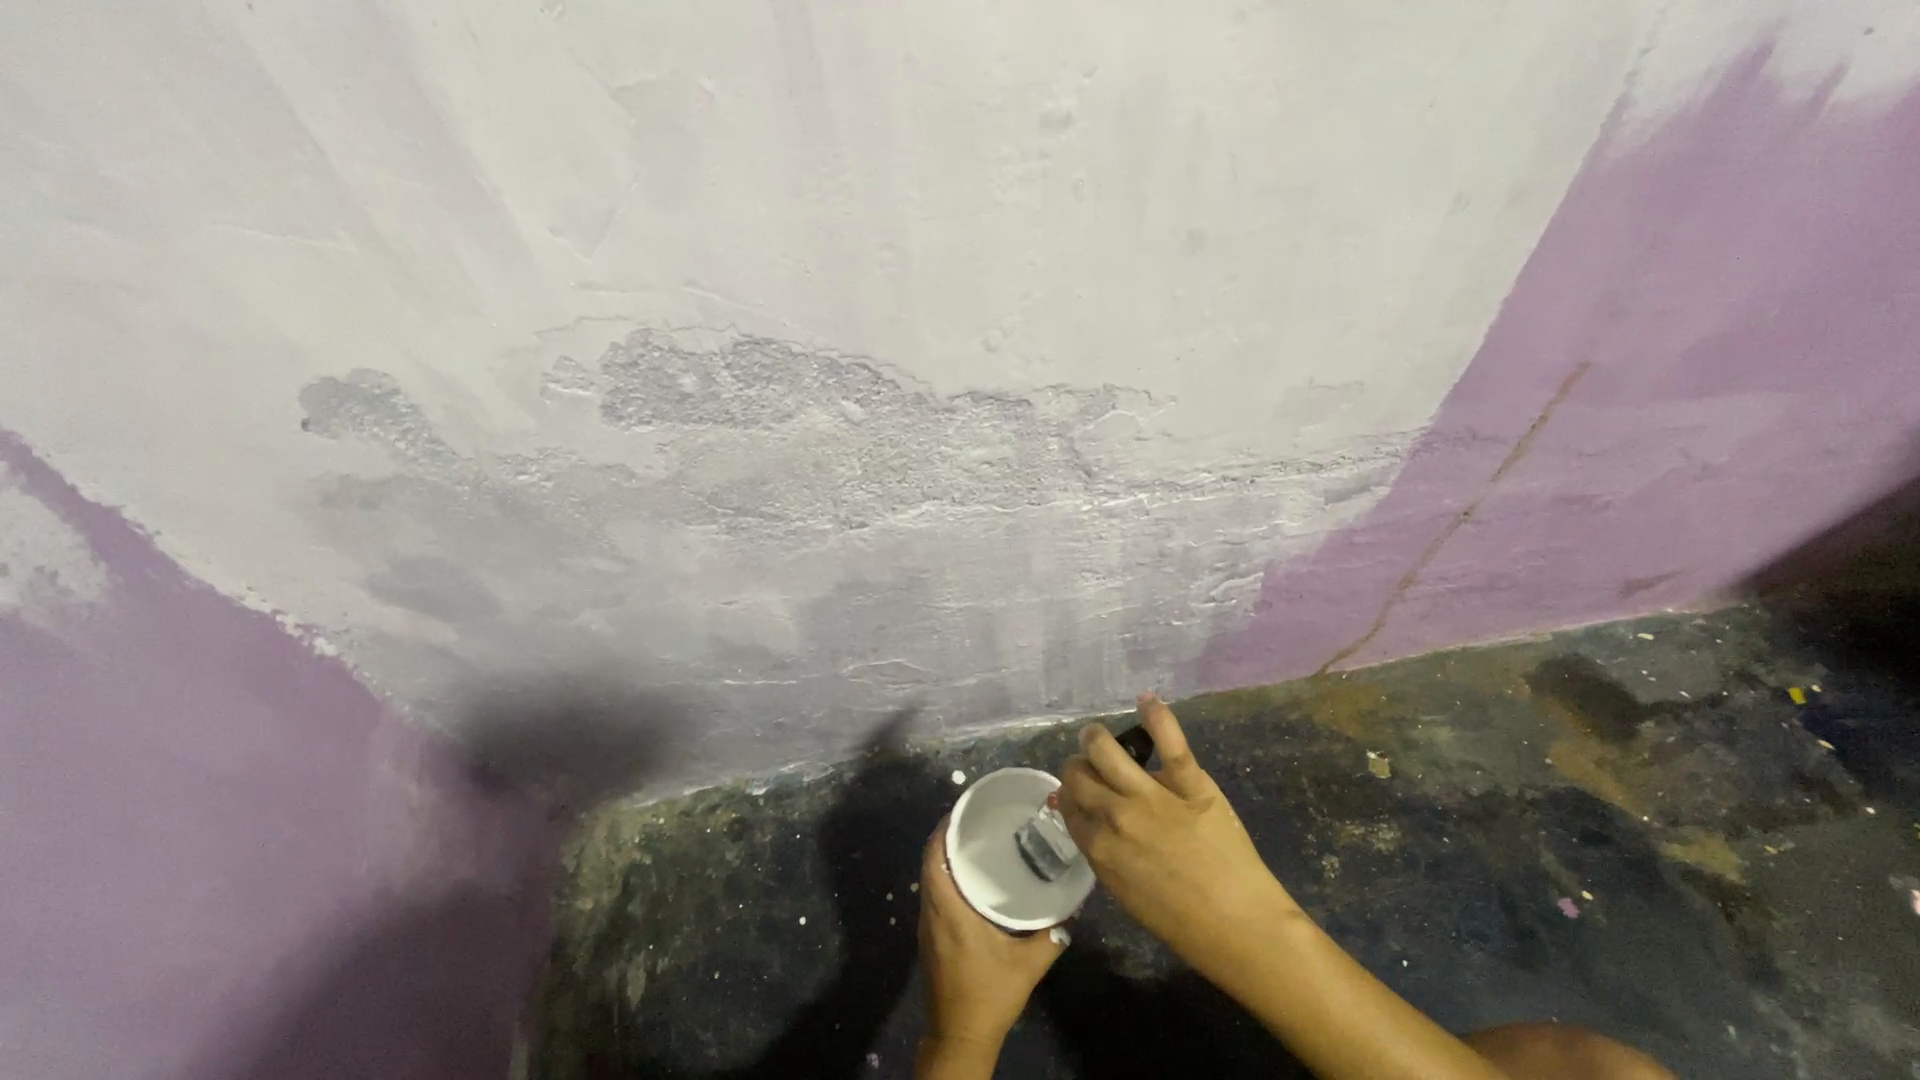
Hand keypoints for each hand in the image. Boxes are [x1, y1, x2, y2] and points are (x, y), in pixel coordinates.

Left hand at [916, 818, 1065, 1056]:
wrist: (960, 1035)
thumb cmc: (990, 994)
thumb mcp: (1028, 964)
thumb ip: (1052, 934)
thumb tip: (1071, 908)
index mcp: (948, 910)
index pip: (934, 857)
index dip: (943, 830)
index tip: (962, 810)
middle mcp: (932, 912)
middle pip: (930, 863)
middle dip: (946, 838)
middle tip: (975, 821)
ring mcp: (927, 926)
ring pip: (930, 880)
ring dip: (944, 858)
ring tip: (974, 843)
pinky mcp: (930, 939)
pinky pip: (933, 895)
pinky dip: (945, 878)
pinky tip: (970, 881)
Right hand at [1056, 693, 1298, 970]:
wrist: (1238, 926)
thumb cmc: (1181, 922)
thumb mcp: (1126, 893)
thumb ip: (1104, 854)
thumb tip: (1090, 822)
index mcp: (1099, 848)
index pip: (1068, 804)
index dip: (1068, 793)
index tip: (1077, 790)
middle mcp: (1115, 816)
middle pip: (1078, 773)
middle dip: (1077, 764)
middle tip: (1087, 761)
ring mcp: (1151, 797)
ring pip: (1106, 750)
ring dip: (1096, 737)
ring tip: (1100, 735)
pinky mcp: (1191, 784)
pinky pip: (1169, 741)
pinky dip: (1156, 715)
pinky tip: (1147, 700)